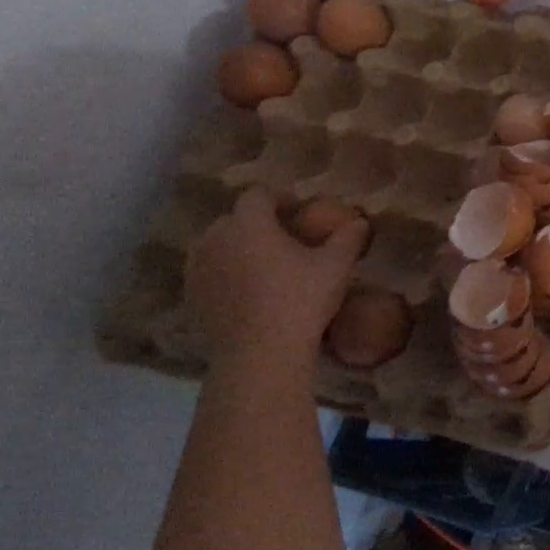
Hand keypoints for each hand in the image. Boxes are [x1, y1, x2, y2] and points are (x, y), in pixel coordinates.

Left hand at [186, 188, 367, 369]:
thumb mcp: (337, 265)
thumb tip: (359, 222)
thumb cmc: (300, 300)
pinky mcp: (190, 298)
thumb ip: (348, 238)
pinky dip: (226, 273)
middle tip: (285, 238)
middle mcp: (214, 241)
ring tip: (265, 264)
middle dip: (257, 222)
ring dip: (238, 248)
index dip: (280, 197)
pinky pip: (208, 273)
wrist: (258, 354)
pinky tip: (250, 291)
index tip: (301, 210)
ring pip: (216, 247)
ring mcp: (196, 271)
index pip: (257, 195)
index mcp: (248, 225)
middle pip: (233, 219)